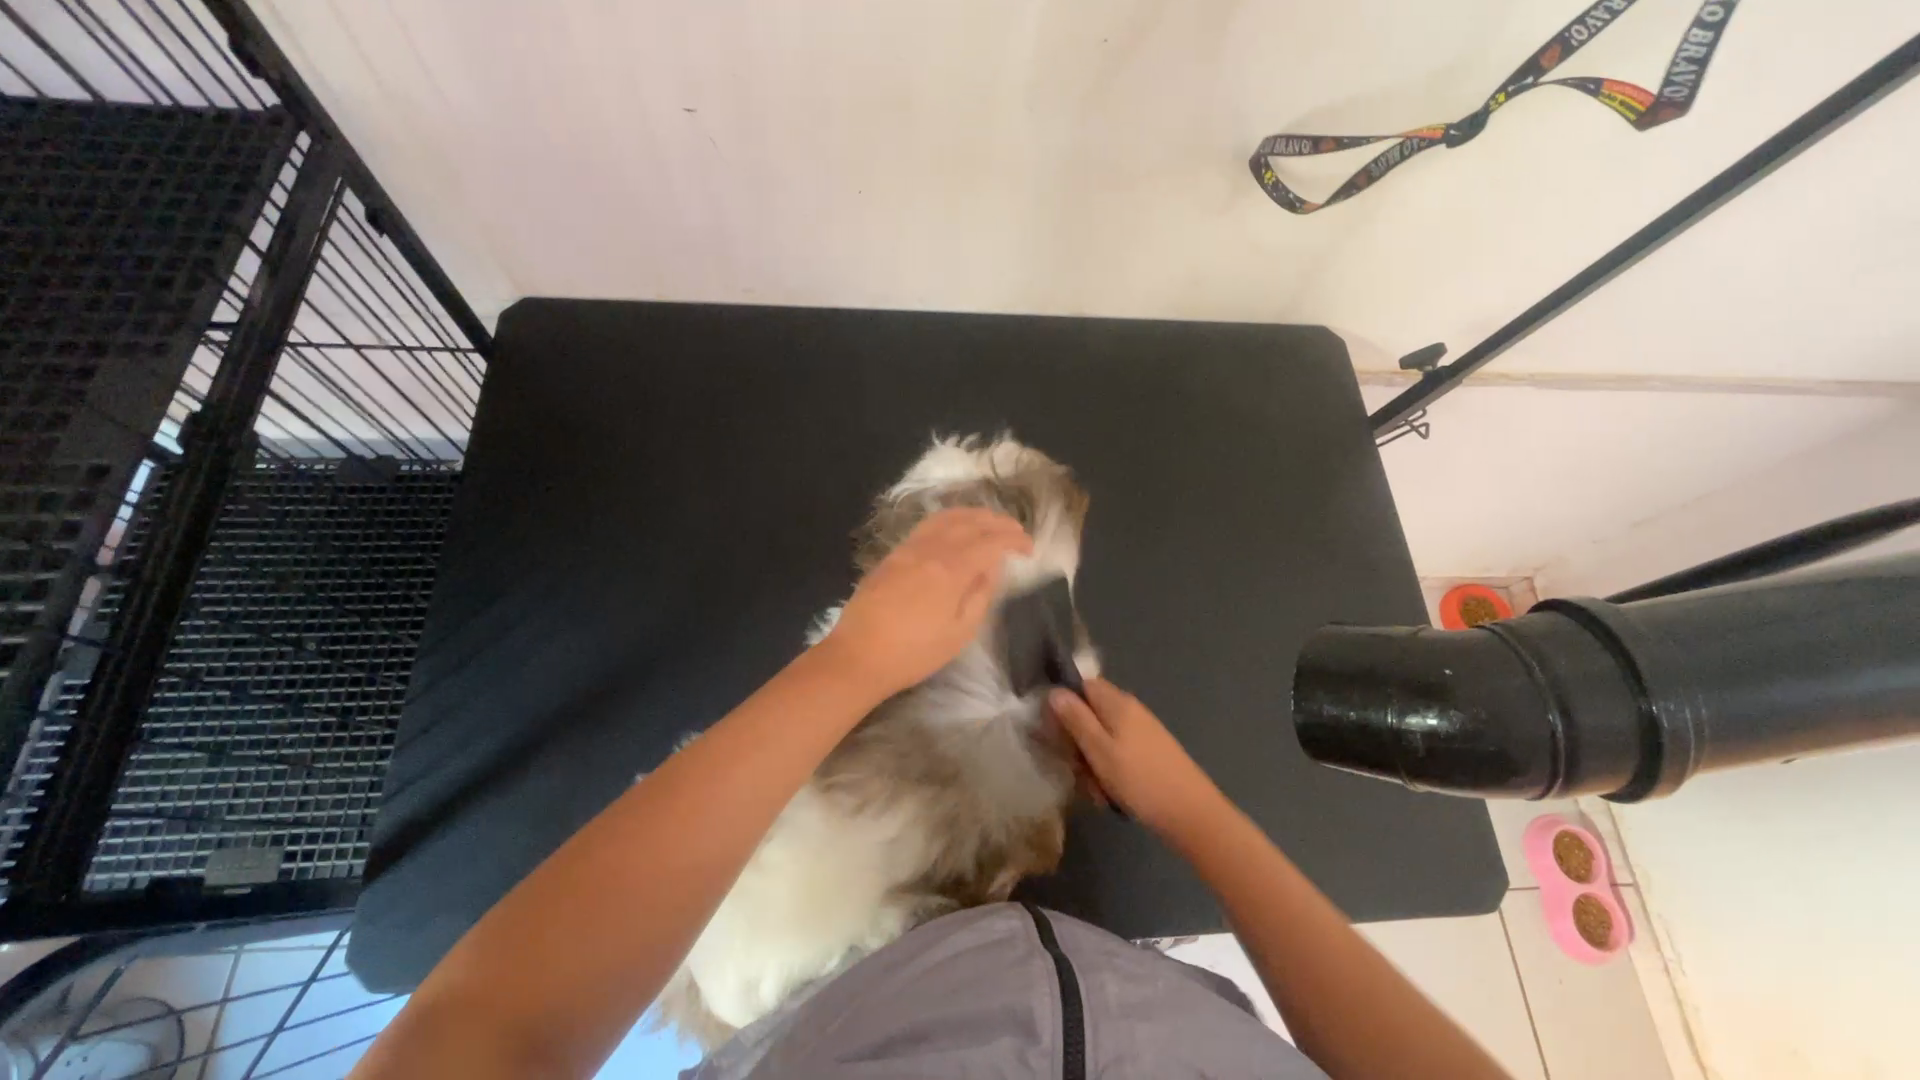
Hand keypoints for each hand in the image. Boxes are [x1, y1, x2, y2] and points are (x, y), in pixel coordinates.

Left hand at [817, 508, 1032, 698]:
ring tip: (989, 521)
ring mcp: (908, 549)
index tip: (1029, 548)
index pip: (991, 542)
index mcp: (951, 569)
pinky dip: (948, 519)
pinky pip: (926, 525)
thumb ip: (980, 595)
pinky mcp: (892, 555)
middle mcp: (931, 550)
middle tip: (1016, 530)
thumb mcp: (959, 632)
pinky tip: (953, 528)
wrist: (858, 656)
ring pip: (946, 518)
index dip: (1014, 540)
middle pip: (969, 522)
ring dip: (972, 514)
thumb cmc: (914, 653)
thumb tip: (993, 567)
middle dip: (997, 522)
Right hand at [1048, 679, 1225, 835]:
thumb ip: (1075, 719)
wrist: (1191, 813)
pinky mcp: (1149, 754)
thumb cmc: (1139, 779)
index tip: (1055, 732)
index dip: (1065, 704)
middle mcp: (1131, 712)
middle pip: (1090, 715)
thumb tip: (1055, 691)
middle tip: (1078, 769)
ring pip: (1102, 741)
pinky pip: (1118, 756)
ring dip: (1092, 764)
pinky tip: (1112, 796)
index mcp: (1118, 703)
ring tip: (1097, 791)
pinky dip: (1109, 774)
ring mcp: (1142, 734)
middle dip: (1078, 742)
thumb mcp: (1099, 749)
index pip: (1083, 685)